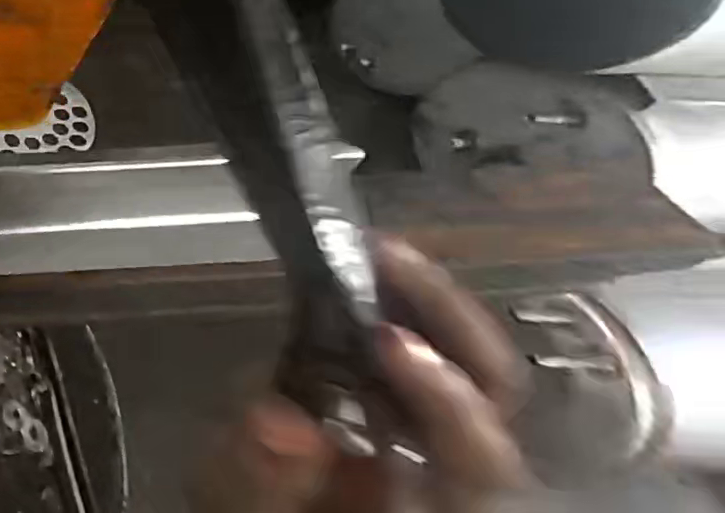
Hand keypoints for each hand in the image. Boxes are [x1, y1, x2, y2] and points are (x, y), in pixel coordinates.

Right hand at [193, 236, 529, 512]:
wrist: (262, 502)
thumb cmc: (252, 509)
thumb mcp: (238, 502)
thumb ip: (260, 472)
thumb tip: (282, 415)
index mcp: (428, 505)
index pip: (475, 458)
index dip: (444, 397)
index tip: (384, 337)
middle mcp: (449, 468)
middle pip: (495, 392)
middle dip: (446, 315)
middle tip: (379, 253)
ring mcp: (425, 430)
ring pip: (470, 362)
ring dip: (426, 299)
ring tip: (370, 247)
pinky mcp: (391, 397)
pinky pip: (421, 347)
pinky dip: (398, 302)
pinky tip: (357, 271)